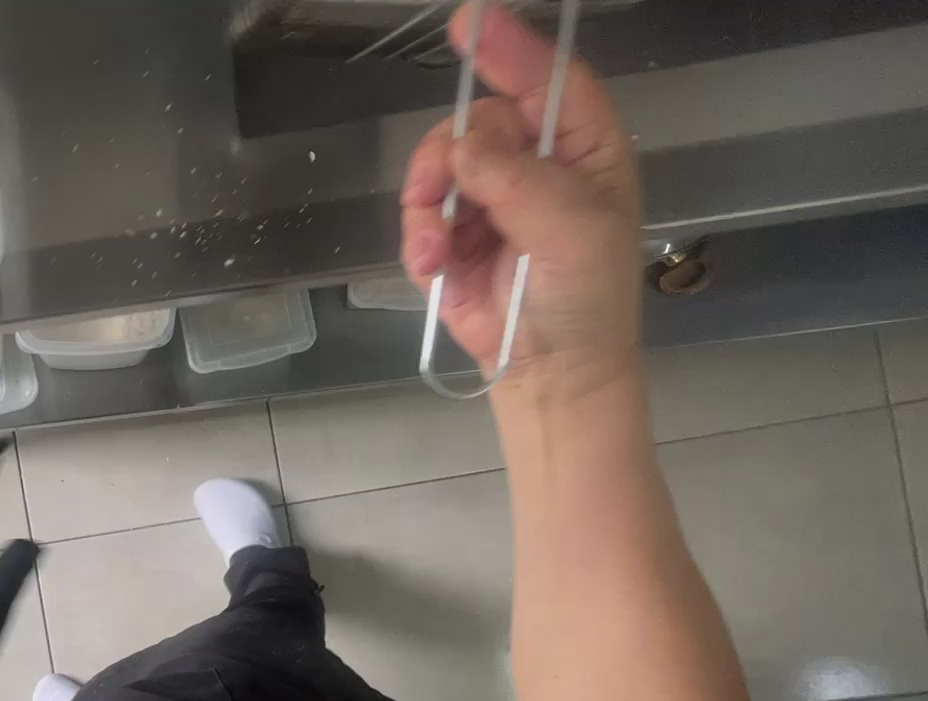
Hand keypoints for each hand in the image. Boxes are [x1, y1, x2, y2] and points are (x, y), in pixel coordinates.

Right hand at [401, 3, 642, 401]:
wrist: (544, 368)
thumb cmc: (582, 299)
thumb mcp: (570, 233)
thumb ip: (521, 182)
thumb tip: (462, 146)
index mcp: (583, 152)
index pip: (549, 84)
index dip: (511, 52)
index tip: (470, 22)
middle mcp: (532, 169)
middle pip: (475, 127)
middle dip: (446, 159)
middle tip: (434, 195)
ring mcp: (486, 206)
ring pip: (436, 174)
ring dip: (424, 210)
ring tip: (434, 254)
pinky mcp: (449, 243)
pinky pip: (417, 222)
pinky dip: (416, 244)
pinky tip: (432, 269)